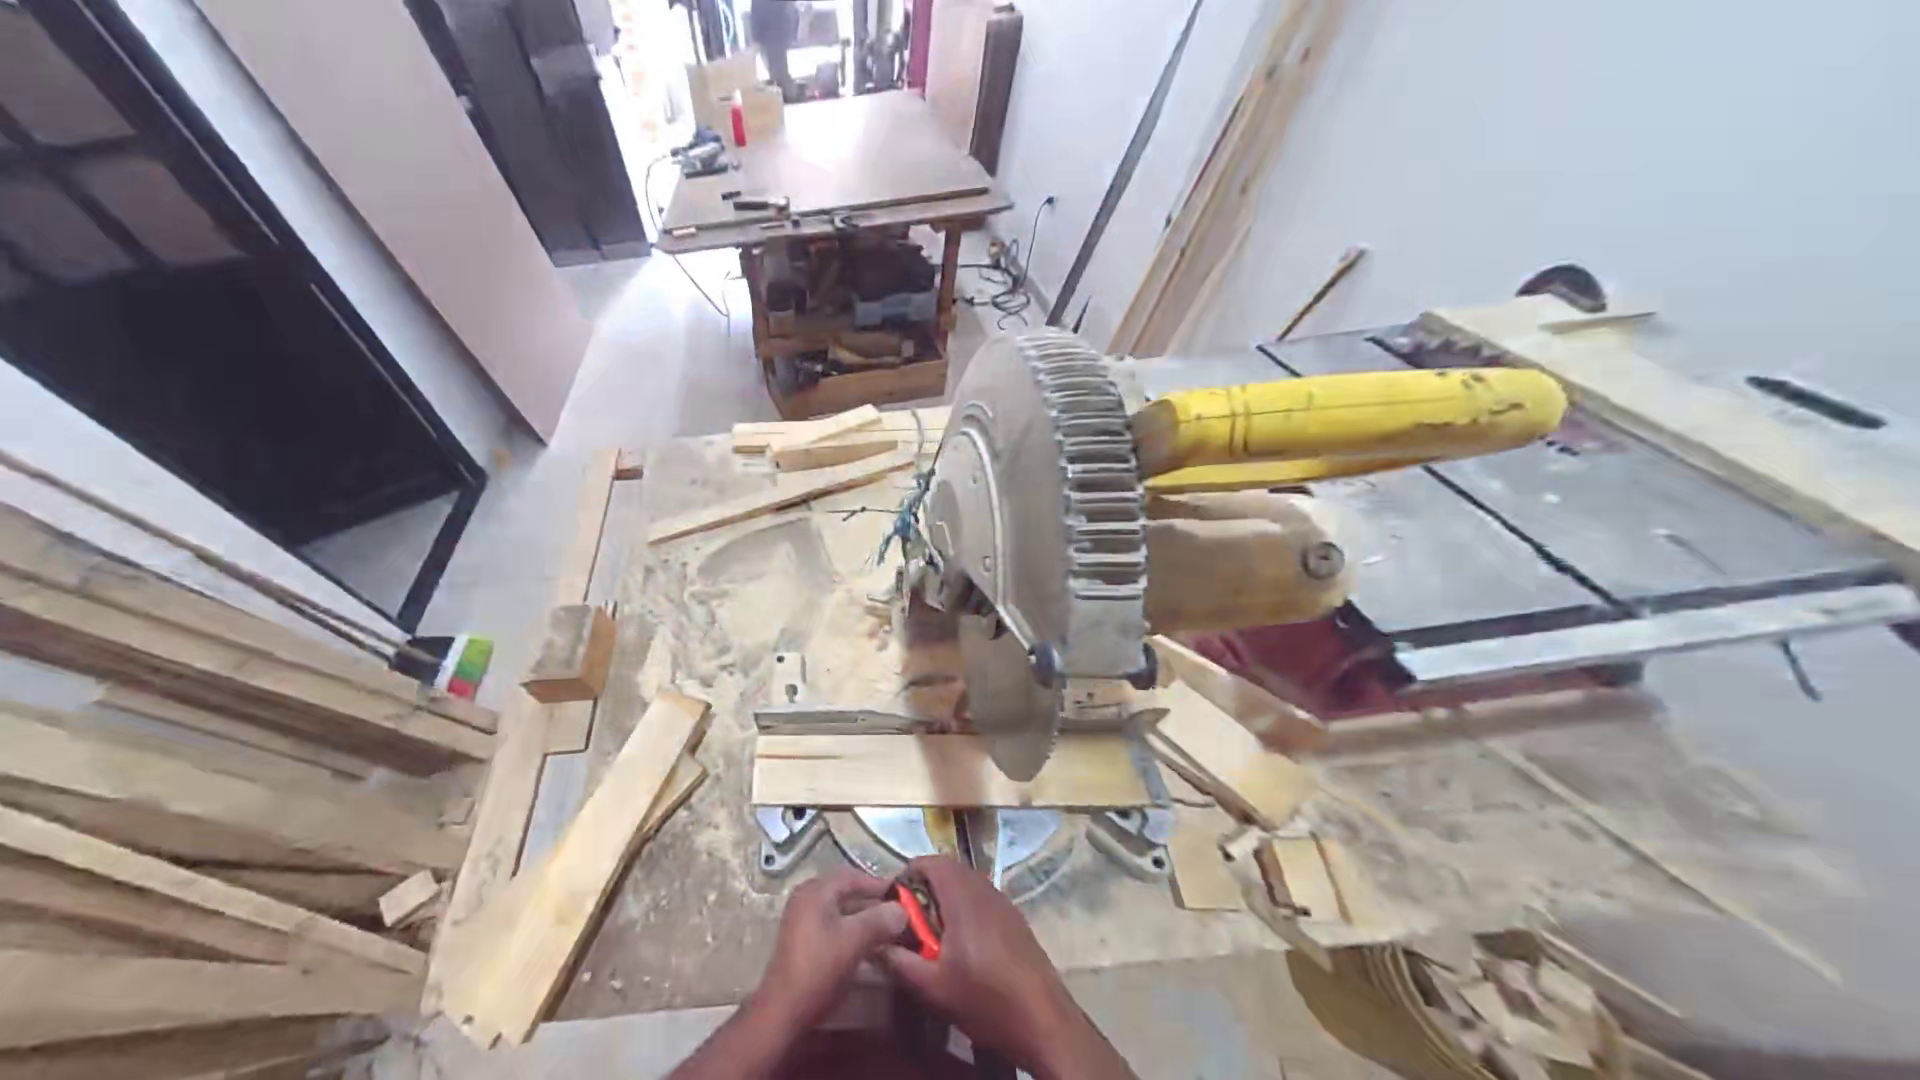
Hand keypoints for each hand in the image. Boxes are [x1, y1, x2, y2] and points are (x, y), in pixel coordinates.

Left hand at [749, 867, 906, 1032]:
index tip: (904, 897)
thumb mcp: (854, 940)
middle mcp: (807, 898)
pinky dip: (852, 929)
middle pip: (848, 892)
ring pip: (842, 910)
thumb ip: (880, 919)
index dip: (880, 885)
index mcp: (816, 890)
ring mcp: (803, 919)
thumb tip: (903, 909)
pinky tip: (869, 945)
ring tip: (889, 930)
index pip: (855, 876)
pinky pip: (834, 924)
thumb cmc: (819, 968)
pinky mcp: (804, 939)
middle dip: (874, 903)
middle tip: (898, 914)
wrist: (783, 1012)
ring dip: (865, 918)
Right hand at [877, 855, 1081, 1067]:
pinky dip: (964, 908)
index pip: (932, 862)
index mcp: (963, 896)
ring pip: (967, 884)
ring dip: (945, 898)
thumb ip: (899, 962)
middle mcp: (985, 889)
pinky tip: (960, 944)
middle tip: (908, 918)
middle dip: (925, 887)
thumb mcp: (933, 987)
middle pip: (949, 870)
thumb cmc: (985, 998)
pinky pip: (982, 899)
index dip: (908, 873)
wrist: (1044, 1020)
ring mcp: (1004, 902)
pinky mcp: (1015, 919)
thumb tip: (874, 945)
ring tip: (930, 933)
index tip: (892, 899)